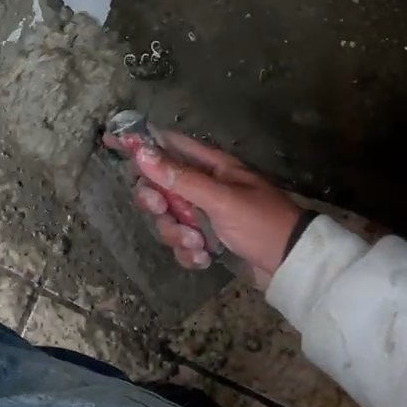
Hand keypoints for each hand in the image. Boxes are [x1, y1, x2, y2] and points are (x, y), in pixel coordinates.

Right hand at [105, 129, 303, 279]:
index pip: (166, 144)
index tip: (111, 140)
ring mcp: (204, 213)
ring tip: (200, 245)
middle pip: (158, 185)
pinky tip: (205, 259)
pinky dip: (188, 252)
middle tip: (165, 211)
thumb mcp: (221, 199)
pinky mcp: (207, 239)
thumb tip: (141, 152)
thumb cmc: (262, 222)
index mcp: (209, 165)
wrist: (294, 267)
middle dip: (157, 202)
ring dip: (177, 233)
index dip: (139, 141)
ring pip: (167, 217)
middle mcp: (202, 186)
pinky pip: (181, 242)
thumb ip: (180, 178)